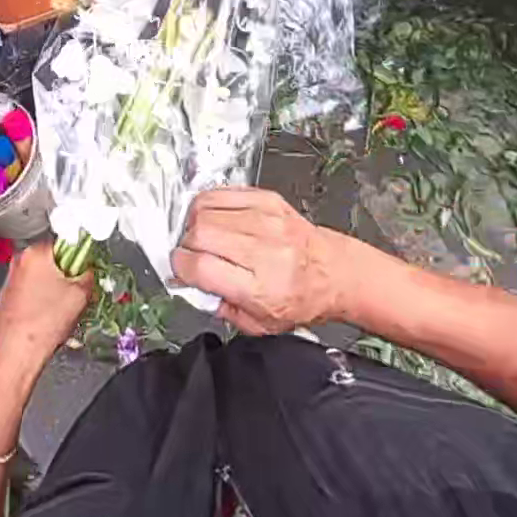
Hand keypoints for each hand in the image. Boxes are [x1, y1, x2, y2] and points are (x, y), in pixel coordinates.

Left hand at [0, 242, 92, 367]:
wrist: (17, 351)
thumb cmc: (45, 322)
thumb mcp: (80, 294)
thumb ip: (88, 275)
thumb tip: (88, 271)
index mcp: (35, 252)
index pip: (63, 243)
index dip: (78, 257)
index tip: (84, 269)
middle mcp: (19, 261)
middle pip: (52, 259)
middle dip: (66, 274)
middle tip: (75, 291)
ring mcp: (11, 278)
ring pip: (41, 275)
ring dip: (53, 287)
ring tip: (61, 307)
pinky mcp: (8, 295)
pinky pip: (31, 289)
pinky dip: (41, 298)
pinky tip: (47, 315)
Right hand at [173, 187, 353, 333]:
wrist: (334, 272)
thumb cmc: (300, 299)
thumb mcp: (258, 323)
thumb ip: (216, 305)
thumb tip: (184, 280)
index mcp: (261, 287)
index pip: (201, 267)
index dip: (181, 268)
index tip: (182, 271)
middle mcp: (264, 249)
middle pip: (199, 234)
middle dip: (187, 246)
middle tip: (194, 255)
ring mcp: (266, 219)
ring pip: (204, 210)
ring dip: (194, 225)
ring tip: (204, 238)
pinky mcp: (266, 200)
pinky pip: (218, 193)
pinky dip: (207, 206)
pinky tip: (215, 220)